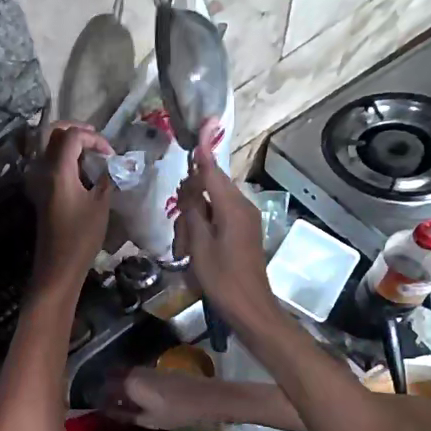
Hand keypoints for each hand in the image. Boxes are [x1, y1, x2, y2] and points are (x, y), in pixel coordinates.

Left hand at [28, 122, 113, 295]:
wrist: (58, 265)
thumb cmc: (81, 236)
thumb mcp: (100, 205)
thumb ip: (106, 178)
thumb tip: (112, 164)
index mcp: (57, 170)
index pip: (72, 136)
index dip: (94, 138)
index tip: (111, 154)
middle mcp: (42, 169)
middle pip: (51, 133)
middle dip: (74, 129)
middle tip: (95, 138)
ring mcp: (38, 180)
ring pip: (47, 146)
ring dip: (67, 142)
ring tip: (91, 151)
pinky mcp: (40, 191)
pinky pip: (48, 162)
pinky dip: (63, 156)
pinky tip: (82, 168)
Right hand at [100, 369, 218, 430]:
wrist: (205, 397)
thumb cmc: (175, 412)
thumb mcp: (148, 420)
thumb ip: (126, 415)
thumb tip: (108, 412)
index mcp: (129, 383)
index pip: (105, 386)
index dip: (98, 397)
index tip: (95, 407)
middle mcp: (135, 371)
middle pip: (114, 376)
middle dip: (107, 388)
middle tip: (105, 403)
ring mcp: (148, 369)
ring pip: (126, 374)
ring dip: (120, 385)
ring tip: (119, 403)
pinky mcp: (158, 370)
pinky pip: (137, 375)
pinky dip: (132, 384)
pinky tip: (136, 397)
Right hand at [173, 136, 283, 333]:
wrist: (250, 308)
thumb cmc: (222, 278)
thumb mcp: (199, 245)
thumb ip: (193, 211)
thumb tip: (191, 186)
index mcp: (232, 207)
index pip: (213, 170)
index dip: (204, 148)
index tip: (205, 121)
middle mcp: (242, 207)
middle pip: (210, 187)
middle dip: (189, 202)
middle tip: (180, 232)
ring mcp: (244, 220)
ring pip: (211, 204)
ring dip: (193, 221)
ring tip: (185, 250)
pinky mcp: (243, 232)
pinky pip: (218, 217)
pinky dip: (203, 227)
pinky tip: (193, 249)